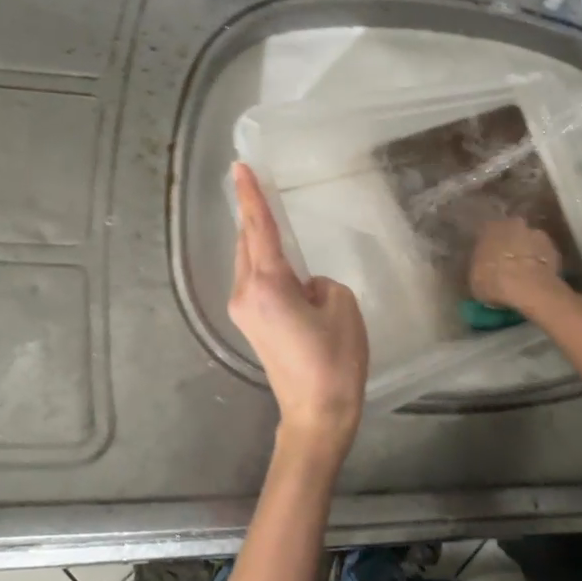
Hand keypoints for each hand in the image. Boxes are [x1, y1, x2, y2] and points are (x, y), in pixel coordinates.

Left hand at [229, 163, 368, 456]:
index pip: (259, 228)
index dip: (251, 195)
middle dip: (251, 215)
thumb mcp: (341, 305)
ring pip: (247, 262)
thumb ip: (319, 283)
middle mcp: (245, 293)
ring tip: (268, 216)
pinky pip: (254, 281)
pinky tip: (276, 258)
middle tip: (254, 182)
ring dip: (257, 240)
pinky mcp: (251, 325)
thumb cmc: (335, 359)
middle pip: (246, 243)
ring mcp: (243, 311)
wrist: (317, 413)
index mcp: (268, 283)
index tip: (240, 167)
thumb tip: (304, 287)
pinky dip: (262, 263)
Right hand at [470, 219, 566, 311]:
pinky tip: (537, 277)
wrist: (528, 286)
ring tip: (524, 273)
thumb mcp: (475, 277)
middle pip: (511, 233)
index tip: (488, 260)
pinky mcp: (554, 248)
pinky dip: (540, 262)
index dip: (488, 247)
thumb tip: (483, 268)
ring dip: (527, 252)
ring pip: (529, 242)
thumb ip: (479, 266)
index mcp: (489, 227)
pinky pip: (543, 255)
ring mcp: (536, 233)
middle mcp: (513, 223)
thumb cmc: (493, 280)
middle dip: (509, 245)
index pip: (486, 232)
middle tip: (506, 264)